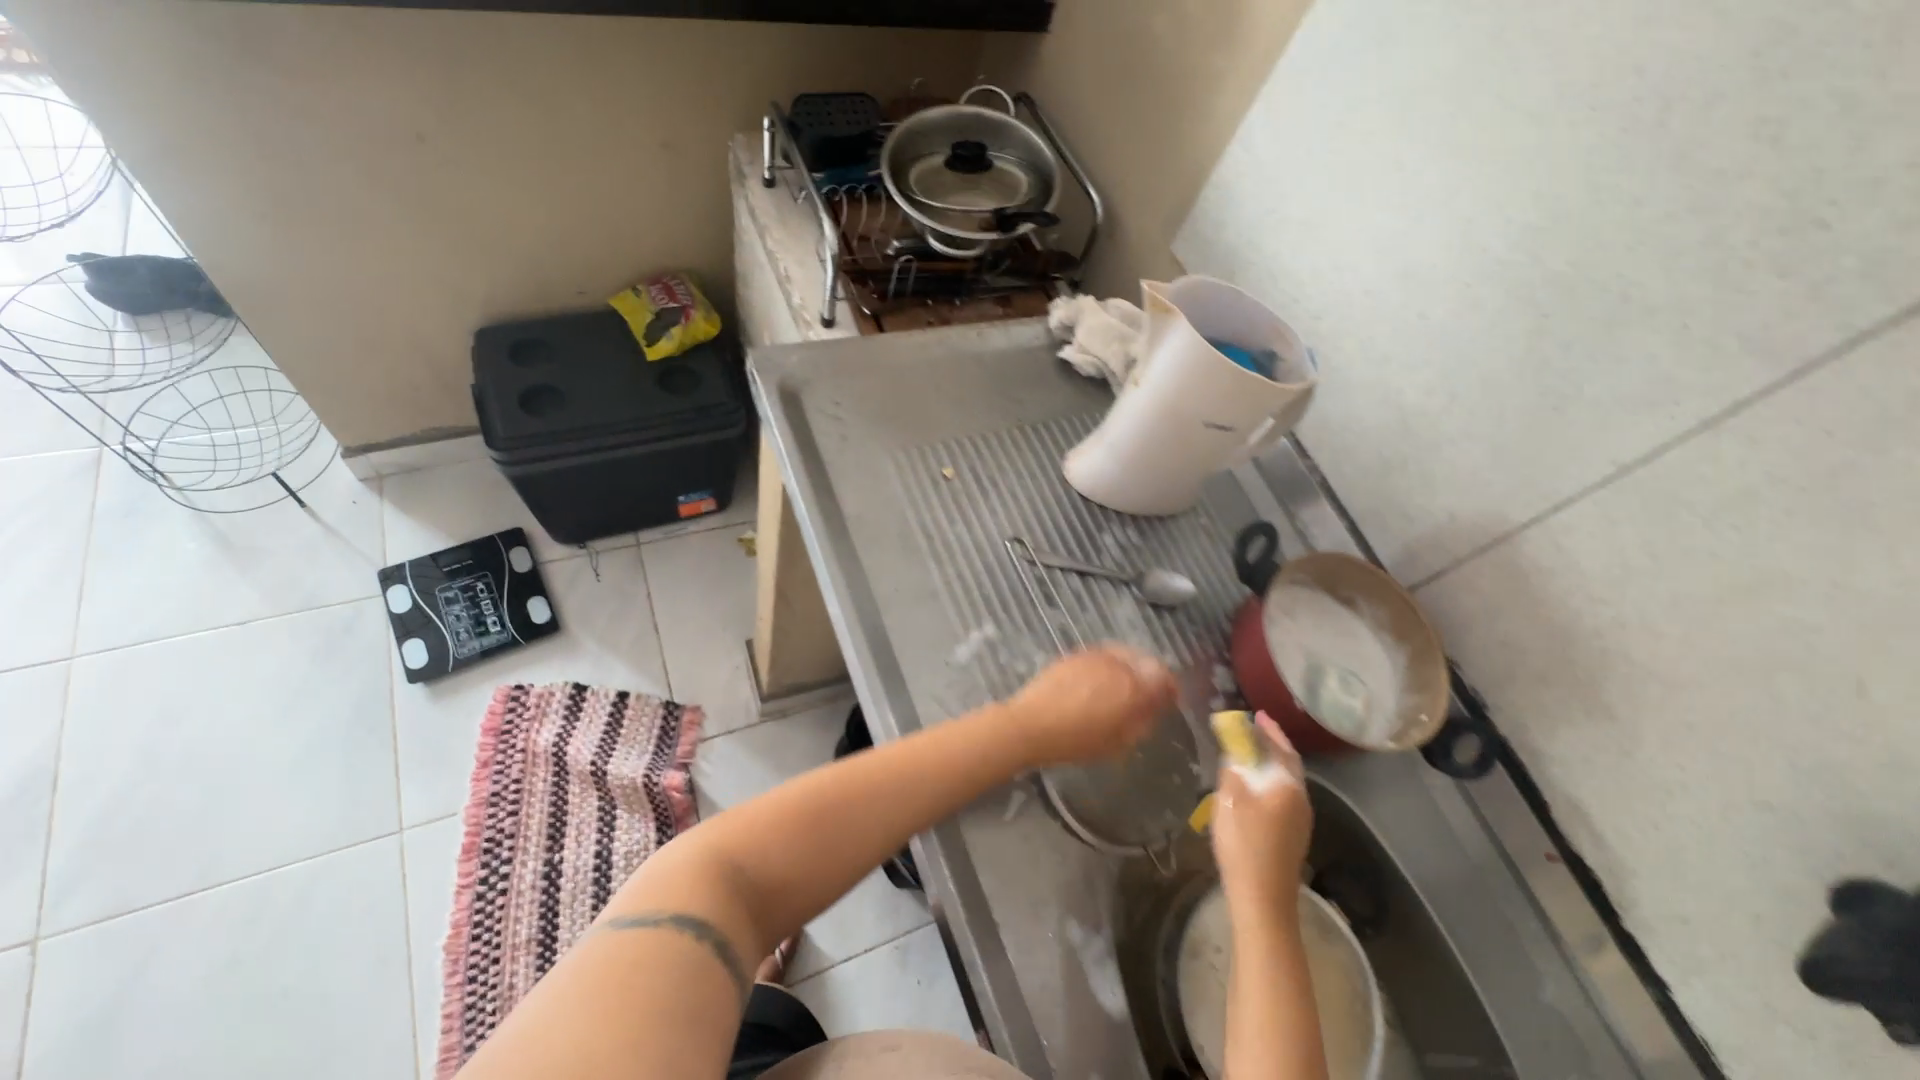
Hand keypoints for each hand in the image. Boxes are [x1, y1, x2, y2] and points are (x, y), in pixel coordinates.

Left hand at [1004, 645, 1176, 767]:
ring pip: (1125, 654)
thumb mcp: (1119, 742)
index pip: (1164, 678)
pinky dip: (1111, 665)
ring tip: (1125, 687)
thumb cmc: (1076, 741)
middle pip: (1147, 661)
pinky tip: (1102, 681)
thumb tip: (1156, 708)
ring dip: (1132, 668)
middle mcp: (1118, 664)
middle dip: (1152, 675)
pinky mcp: (1076, 654)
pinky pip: (1104, 655)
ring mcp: (1095, 655)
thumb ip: (1143, 721)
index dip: (1170, 689)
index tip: (1169, 700)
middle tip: (1149, 693)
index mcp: (1133, 687)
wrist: (1031, 725)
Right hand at [1211, 711, 1312, 910]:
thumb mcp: (1230, 801)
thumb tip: (1236, 752)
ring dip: (1271, 765)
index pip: (1281, 749)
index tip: (1257, 714)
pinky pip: (1284, 797)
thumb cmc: (1244, 845)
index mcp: (1288, 787)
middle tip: (1253, 731)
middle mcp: (1301, 799)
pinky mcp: (1294, 836)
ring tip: (1250, 756)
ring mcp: (1300, 820)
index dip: (1269, 730)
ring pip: (1286, 782)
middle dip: (1272, 746)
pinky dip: (1270, 783)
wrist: (1263, 898)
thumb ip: (1233, 771)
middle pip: (1288, 764)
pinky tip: (1255, 789)